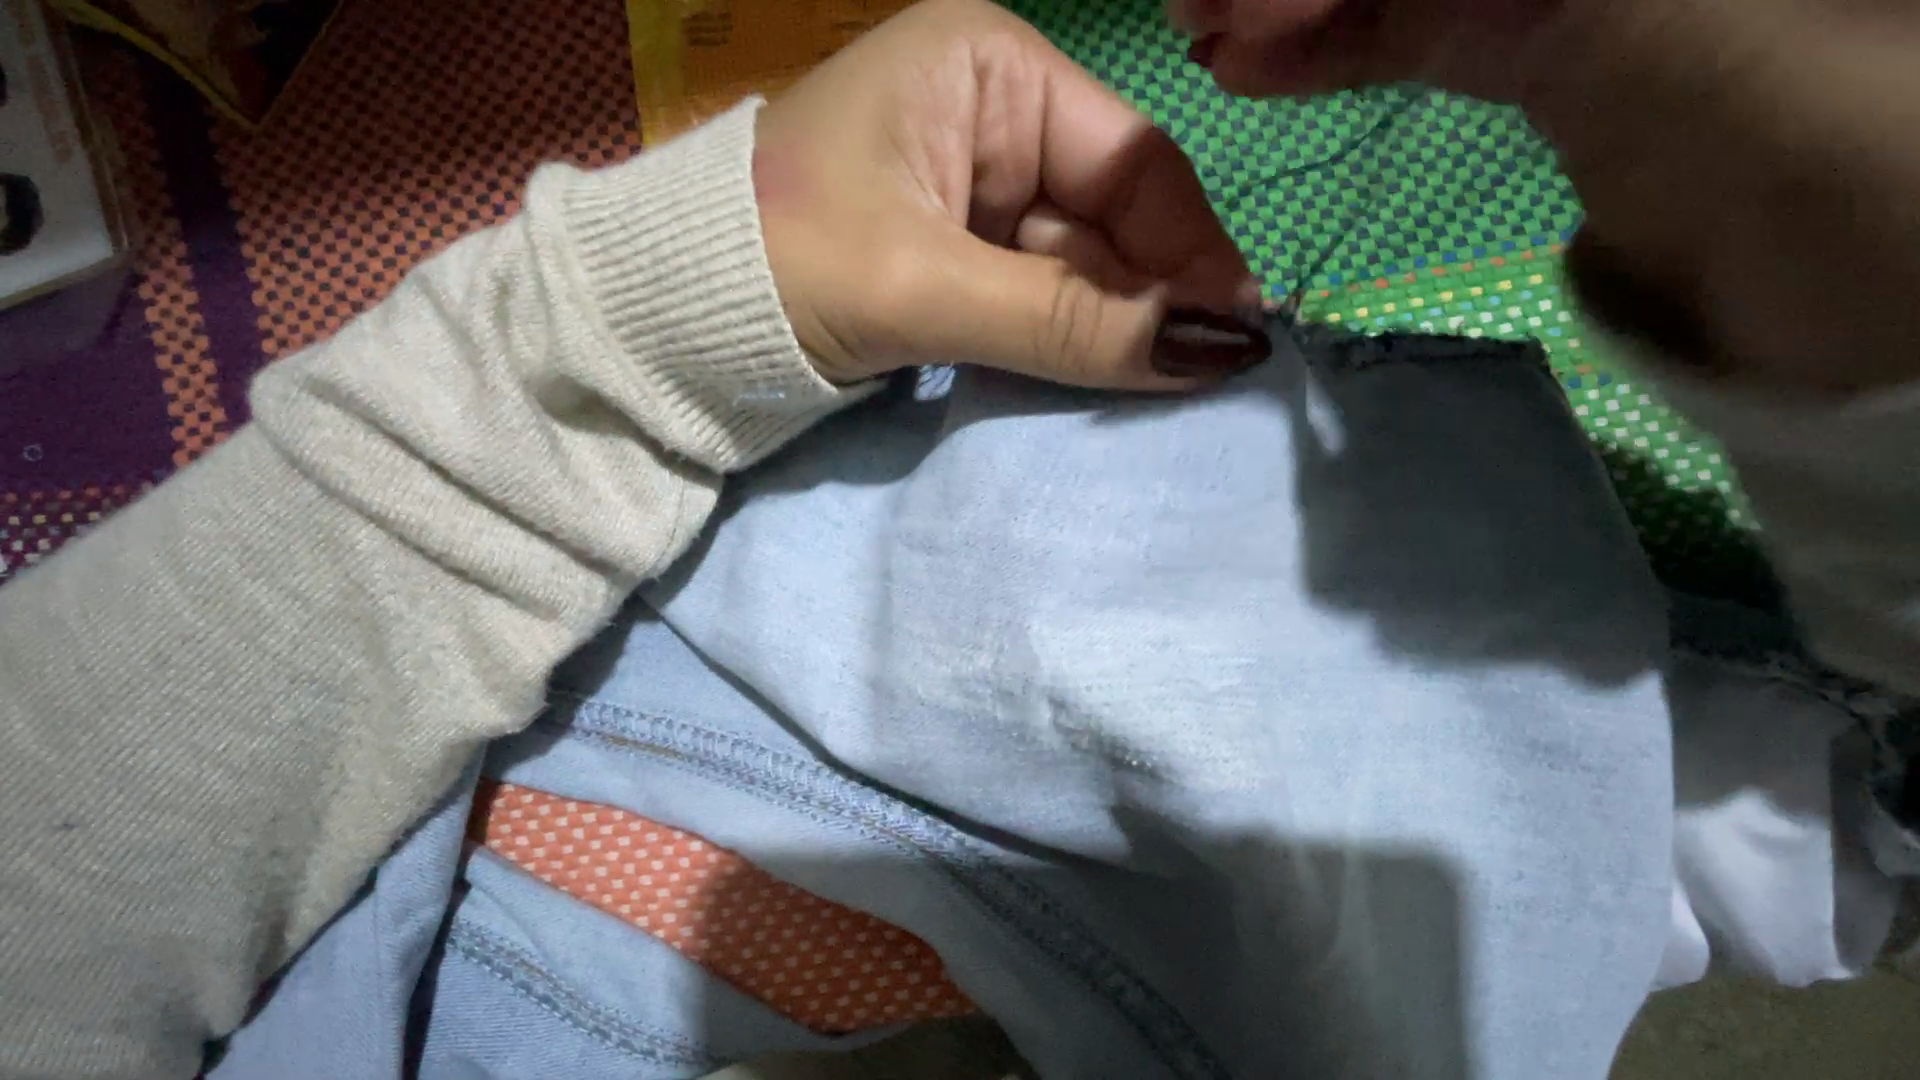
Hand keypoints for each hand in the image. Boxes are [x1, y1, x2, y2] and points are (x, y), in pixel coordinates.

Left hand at [752, 0, 1268, 390]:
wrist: (667, 320)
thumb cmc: (777, 265)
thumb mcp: (924, 286)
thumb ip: (1065, 320)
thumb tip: (1210, 349)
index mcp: (989, 71)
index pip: (1131, 159)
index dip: (1191, 249)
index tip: (1237, 333)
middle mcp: (994, 120)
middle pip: (1112, 217)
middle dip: (1155, 297)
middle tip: (1209, 378)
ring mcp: (978, 194)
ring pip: (1080, 268)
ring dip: (1116, 330)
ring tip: (1170, 390)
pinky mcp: (959, 258)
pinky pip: (1039, 301)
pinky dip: (1070, 344)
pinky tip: (1109, 381)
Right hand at [1175, 0, 1919, 395]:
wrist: (1884, 305)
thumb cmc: (1849, 177)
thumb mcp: (1676, 50)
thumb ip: (1487, 2)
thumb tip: (1302, 1)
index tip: (1245, 6)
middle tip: (1196, 11)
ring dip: (1302, 4)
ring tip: (1203, 35)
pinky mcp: (1555, 44)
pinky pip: (1424, 25)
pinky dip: (1338, 45)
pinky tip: (1254, 66)